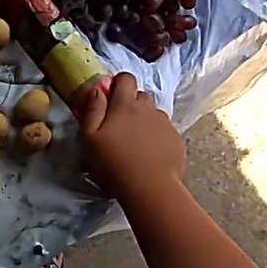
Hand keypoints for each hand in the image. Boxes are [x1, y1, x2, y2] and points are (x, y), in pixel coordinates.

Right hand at [80, 73, 185, 199]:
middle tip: (119, 124)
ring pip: (152, 113)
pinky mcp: (176, 139)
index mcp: (125, 105)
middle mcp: (148, 108)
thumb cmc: (114, 164)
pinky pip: (163, 129)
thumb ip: (93, 110)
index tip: (110, 97)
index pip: (126, 78)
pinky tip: (148, 152)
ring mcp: (165, 123)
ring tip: (135, 141)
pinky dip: (155, 135)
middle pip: (140, 95)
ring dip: (143, 119)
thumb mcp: (90, 138)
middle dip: (129, 103)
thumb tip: (98, 90)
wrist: (151, 188)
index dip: (118, 83)